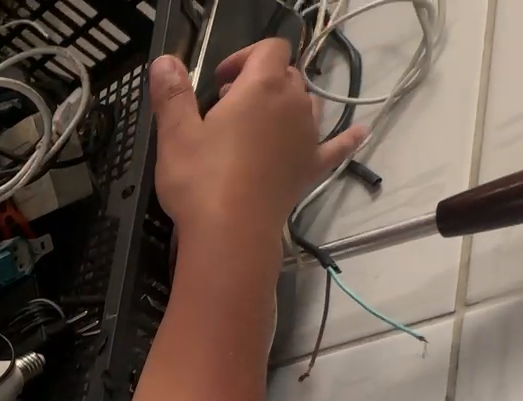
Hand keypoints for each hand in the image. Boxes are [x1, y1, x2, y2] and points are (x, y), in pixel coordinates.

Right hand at [147, 40, 365, 241]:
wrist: (230, 229)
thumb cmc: (199, 180)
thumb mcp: (174, 138)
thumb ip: (172, 97)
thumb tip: (164, 61)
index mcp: (260, 89)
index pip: (268, 50)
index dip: (244, 56)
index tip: (218, 80)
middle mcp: (293, 102)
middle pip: (287, 76)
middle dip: (260, 84)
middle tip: (227, 108)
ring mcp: (307, 134)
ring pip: (306, 105)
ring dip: (286, 106)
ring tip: (259, 125)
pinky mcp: (311, 166)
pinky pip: (337, 146)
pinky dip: (345, 137)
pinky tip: (358, 132)